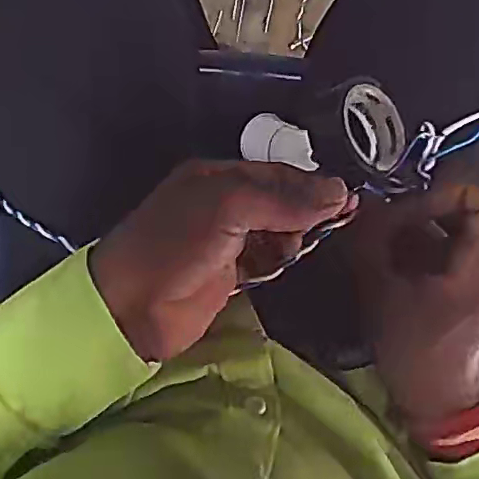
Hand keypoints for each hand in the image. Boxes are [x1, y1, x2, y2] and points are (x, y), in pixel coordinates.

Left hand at [92, 160, 351, 360]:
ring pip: (274, 230)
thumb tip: (338, 192)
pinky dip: (278, 259)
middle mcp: (220, 203)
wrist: (132, 307)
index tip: (346, 197)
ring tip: (298, 245)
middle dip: (305, 209)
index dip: (309, 182)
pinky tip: (285, 262)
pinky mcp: (226, 275)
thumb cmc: (175, 246)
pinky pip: (265, 259)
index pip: (274, 172)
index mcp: (215, 176)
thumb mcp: (228, 207)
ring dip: (293, 235)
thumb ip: (282, 199)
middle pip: (277, 200)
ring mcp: (223, 240)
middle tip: (332, 223)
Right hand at [349, 184, 478, 428]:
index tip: (417, 207)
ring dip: (433, 216)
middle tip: (401, 214)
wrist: (439, 400)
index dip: (457, 189)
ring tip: (393, 233)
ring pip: (476, 217)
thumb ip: (370, 241)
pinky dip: (433, 233)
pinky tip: (399, 251)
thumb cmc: (414, 351)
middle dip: (440, 199)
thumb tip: (360, 202)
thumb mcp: (381, 294)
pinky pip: (464, 237)